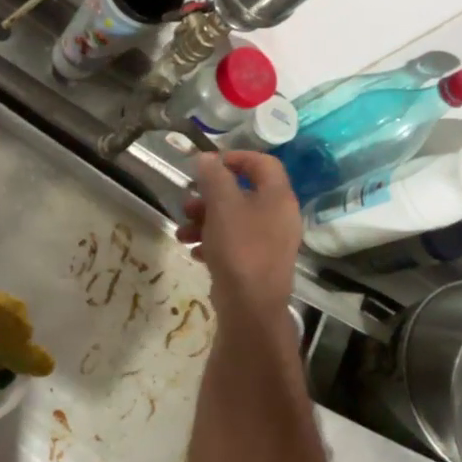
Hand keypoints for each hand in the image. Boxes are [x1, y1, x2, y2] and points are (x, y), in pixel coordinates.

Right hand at [176, 151, 301, 317]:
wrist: (251, 303)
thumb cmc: (239, 248)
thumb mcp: (222, 206)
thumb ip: (214, 177)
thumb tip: (206, 158)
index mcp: (277, 197)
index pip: (263, 163)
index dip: (235, 157)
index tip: (207, 164)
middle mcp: (279, 215)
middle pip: (242, 193)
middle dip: (210, 197)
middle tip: (187, 204)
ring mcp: (269, 241)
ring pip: (233, 220)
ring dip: (204, 221)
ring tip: (182, 233)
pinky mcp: (257, 262)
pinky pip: (233, 242)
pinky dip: (212, 242)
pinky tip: (194, 252)